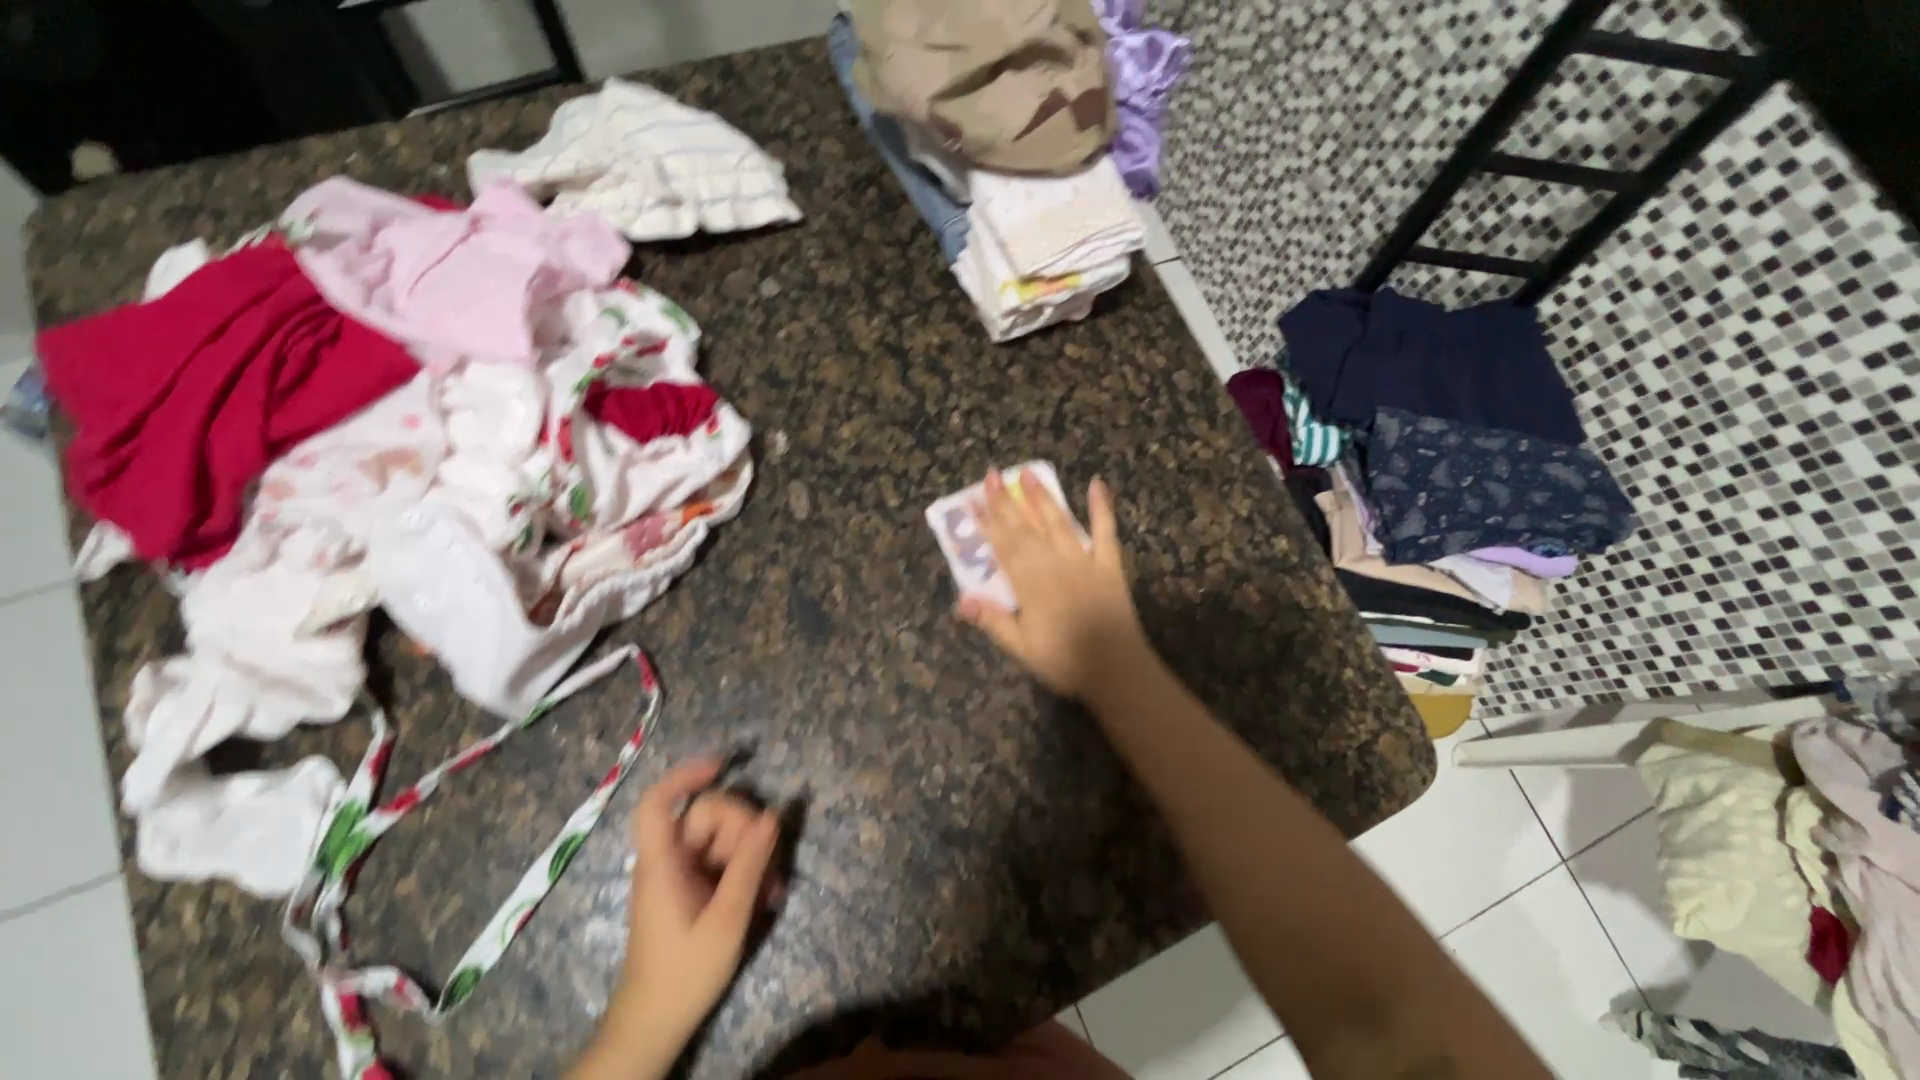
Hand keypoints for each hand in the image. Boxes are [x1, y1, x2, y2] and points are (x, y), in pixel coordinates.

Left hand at [609, 759, 781, 1049]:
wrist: (656, 1023)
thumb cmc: (685, 972)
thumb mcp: (726, 919)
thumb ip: (749, 865)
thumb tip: (774, 815)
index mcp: (661, 862)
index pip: (660, 801)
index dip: (687, 775)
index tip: (727, 764)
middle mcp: (667, 859)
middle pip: (706, 816)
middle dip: (744, 830)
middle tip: (769, 864)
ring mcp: (680, 874)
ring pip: (721, 839)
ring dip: (751, 855)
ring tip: (773, 889)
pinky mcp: (692, 890)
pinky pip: (722, 862)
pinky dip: (745, 872)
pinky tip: (766, 897)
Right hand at [955, 468, 1150, 699]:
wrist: (1116, 669)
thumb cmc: (1064, 662)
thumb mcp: (1021, 646)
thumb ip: (993, 620)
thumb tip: (961, 600)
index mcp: (1029, 583)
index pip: (1003, 546)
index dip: (987, 522)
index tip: (973, 500)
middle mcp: (1053, 563)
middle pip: (1025, 528)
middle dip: (1006, 502)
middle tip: (992, 475)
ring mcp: (1083, 560)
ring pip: (1058, 522)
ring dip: (1043, 497)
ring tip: (1028, 474)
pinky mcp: (1109, 565)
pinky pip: (1106, 530)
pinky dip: (1101, 506)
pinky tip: (1096, 484)